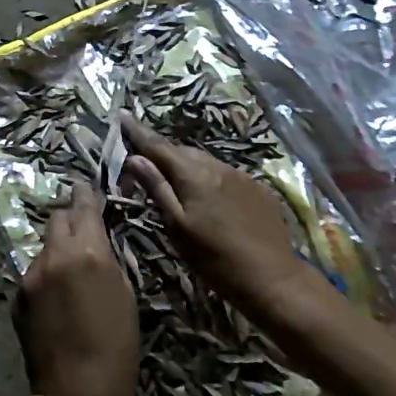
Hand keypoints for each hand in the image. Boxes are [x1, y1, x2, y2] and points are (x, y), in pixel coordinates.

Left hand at [15, 181, 139, 395]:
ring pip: (44, 245)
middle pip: (57, 217)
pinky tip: (57, 296)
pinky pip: (33, 270)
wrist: (76, 392)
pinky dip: (46, 272)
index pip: (83, 206)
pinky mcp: (17, 292)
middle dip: (70, 217)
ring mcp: (30, 273)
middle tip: (82, 228)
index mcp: (88, 252)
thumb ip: (107, 257)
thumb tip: (97, 238)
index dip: (85, 193)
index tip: (85, 186)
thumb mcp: (125, 293)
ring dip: (57, 247)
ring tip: (71, 270)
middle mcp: (53, 254)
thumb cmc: (117, 346)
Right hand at [120, 112, 308, 304]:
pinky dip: (208, 176)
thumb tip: (134, 158)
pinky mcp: (258, 189)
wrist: (273, 279)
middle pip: (182, 151)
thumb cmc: (214, 258)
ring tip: (173, 177)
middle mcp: (218, 167)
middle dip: (161, 151)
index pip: (158, 146)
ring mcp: (241, 177)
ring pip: (204, 161)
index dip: (138, 132)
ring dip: (185, 164)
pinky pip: (225, 173)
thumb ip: (156, 188)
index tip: (122, 116)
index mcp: (194, 175)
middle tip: (143, 158)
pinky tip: (208, 195)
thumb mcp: (177, 226)